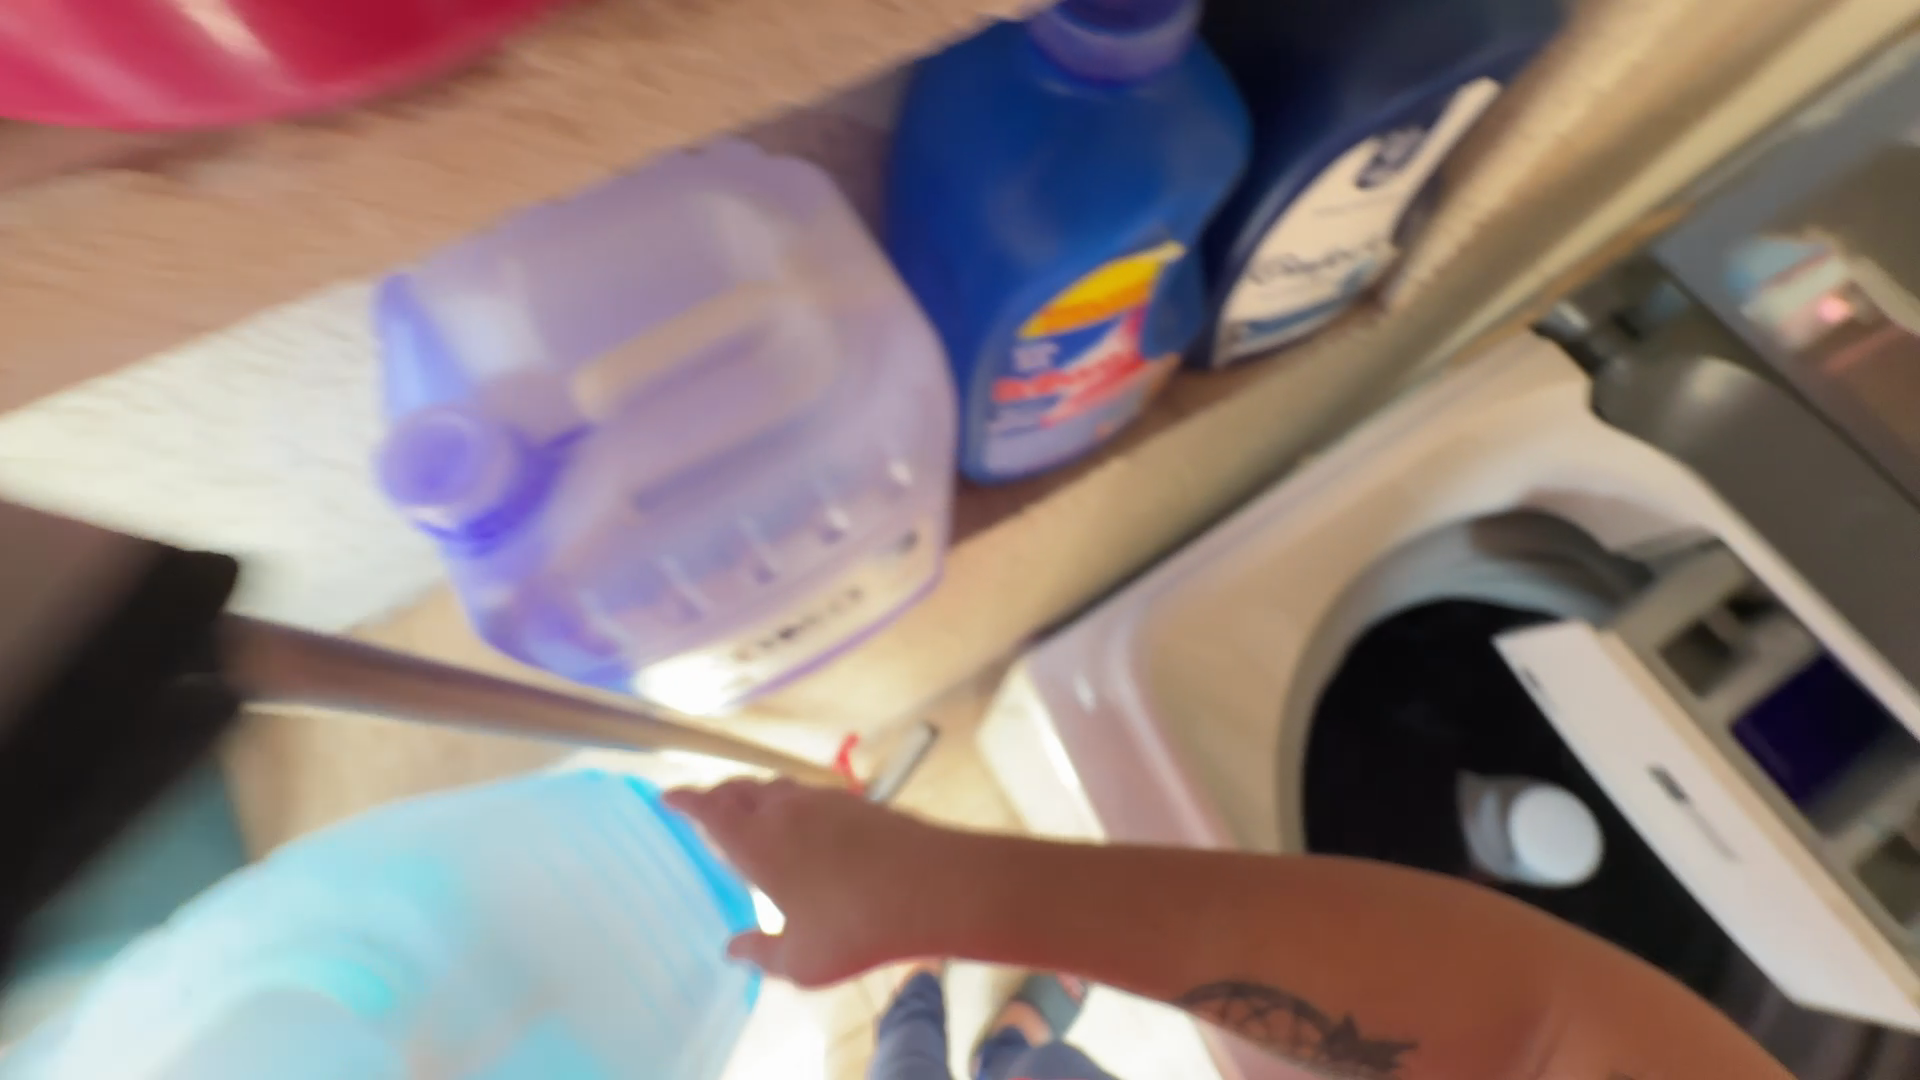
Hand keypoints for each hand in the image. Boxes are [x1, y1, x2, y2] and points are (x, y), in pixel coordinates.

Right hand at [664, 778, 964, 986]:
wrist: (931, 883)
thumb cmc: (857, 926)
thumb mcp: (801, 960)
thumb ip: (760, 954)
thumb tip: (733, 948)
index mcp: (760, 842)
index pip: (710, 810)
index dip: (685, 800)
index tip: (667, 795)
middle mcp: (786, 810)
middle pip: (740, 789)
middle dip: (717, 794)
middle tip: (704, 806)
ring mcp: (823, 799)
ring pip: (776, 786)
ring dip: (754, 794)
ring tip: (748, 812)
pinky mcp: (855, 801)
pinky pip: (807, 793)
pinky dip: (789, 800)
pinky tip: (800, 822)